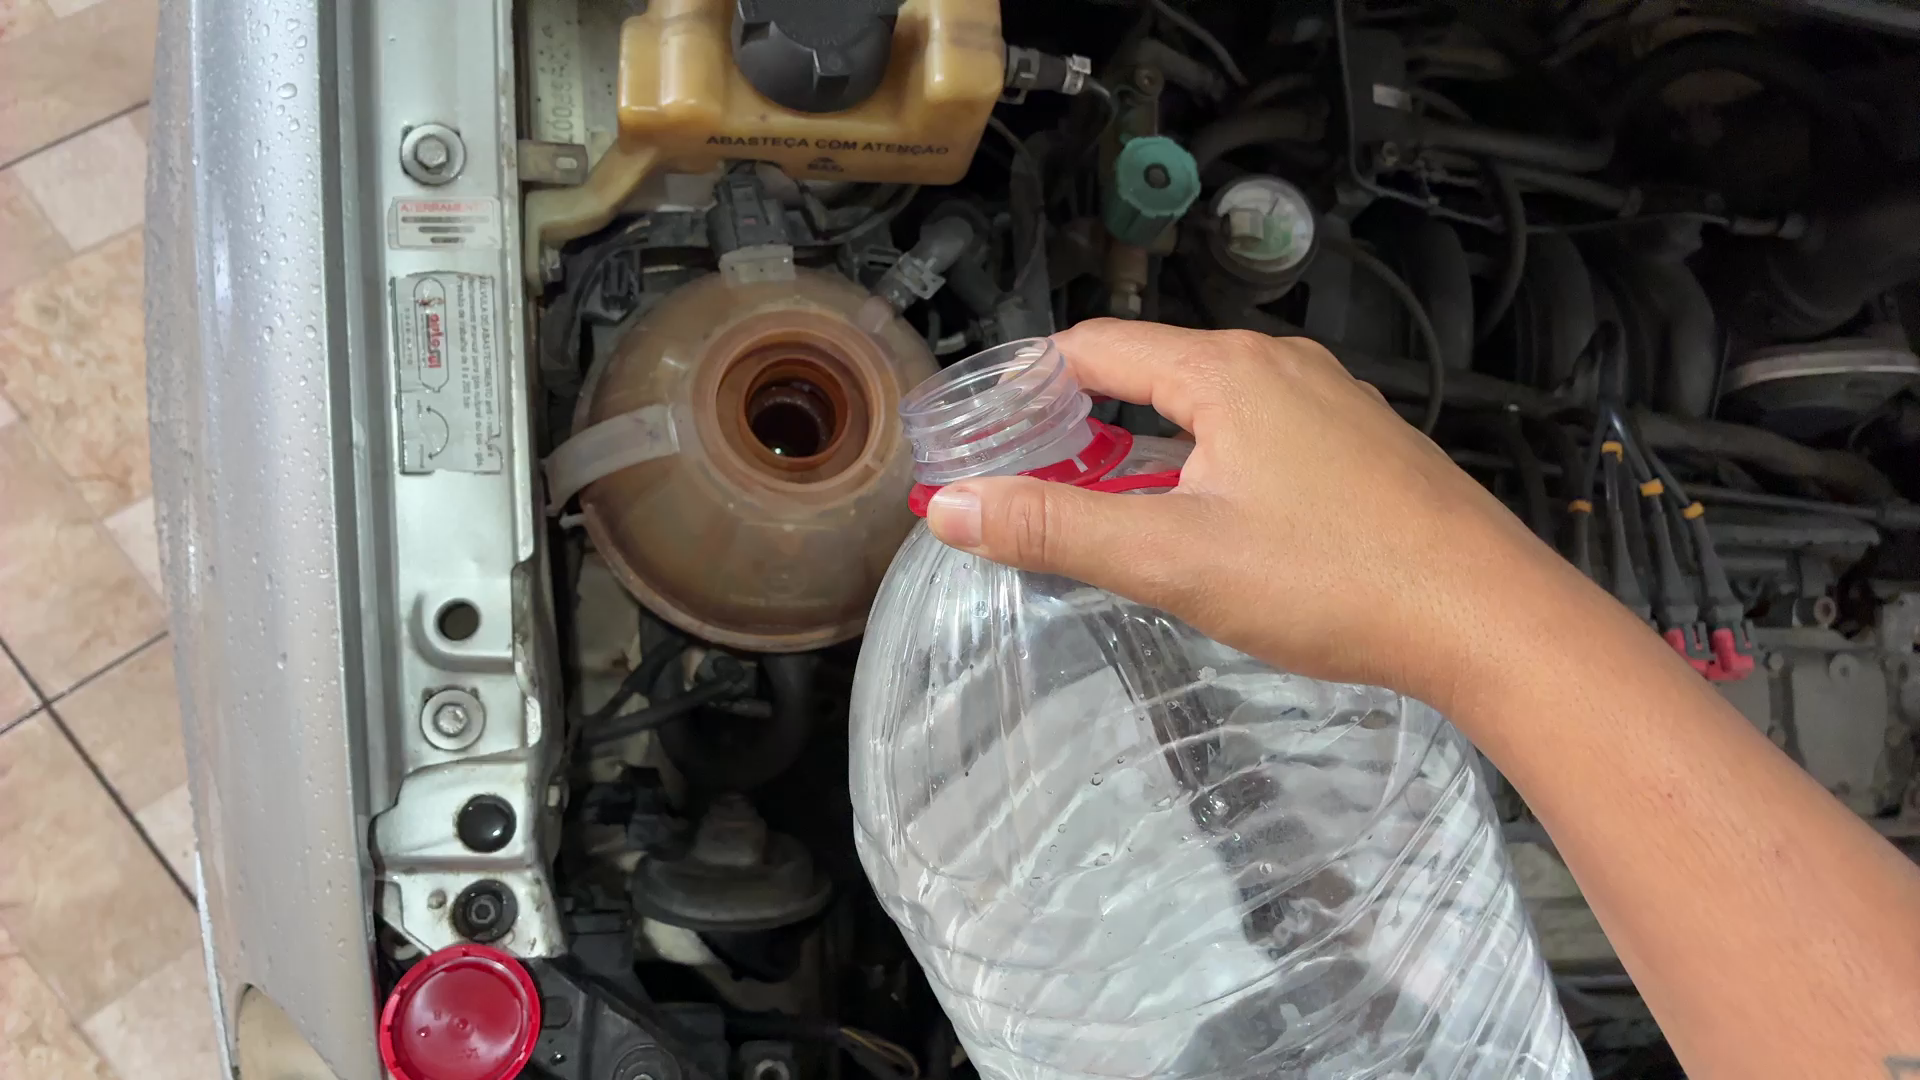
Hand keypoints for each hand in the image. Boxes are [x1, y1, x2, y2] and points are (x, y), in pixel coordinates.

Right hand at [924, 319, 1588, 710]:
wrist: (1490, 623)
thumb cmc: (1327, 580)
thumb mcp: (1170, 557)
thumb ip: (1055, 528)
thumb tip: (952, 507)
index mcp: (1226, 371)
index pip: (1096, 346)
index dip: (1032, 379)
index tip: (992, 424)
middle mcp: (1278, 366)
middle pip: (1148, 370)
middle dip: (1082, 415)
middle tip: (1036, 471)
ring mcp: (1326, 403)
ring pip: (1202, 404)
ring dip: (1142, 440)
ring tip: (1105, 496)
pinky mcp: (1354, 446)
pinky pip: (1252, 431)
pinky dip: (1200, 458)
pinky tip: (1202, 511)